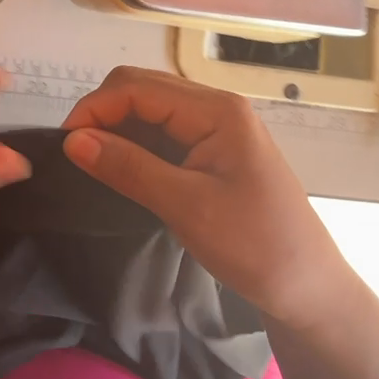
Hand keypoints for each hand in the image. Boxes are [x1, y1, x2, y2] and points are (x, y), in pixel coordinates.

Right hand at [62, 66, 354, 327]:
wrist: (311, 291)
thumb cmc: (256, 246)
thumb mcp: (186, 207)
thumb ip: (128, 168)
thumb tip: (72, 140)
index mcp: (216, 110)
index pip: (135, 87)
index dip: (94, 109)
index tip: (66, 147)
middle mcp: (215, 107)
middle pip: (141, 88)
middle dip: (102, 114)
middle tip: (77, 156)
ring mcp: (216, 127)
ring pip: (148, 109)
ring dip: (117, 128)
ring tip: (95, 164)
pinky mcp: (213, 149)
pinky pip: (162, 130)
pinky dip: (135, 143)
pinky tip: (123, 169)